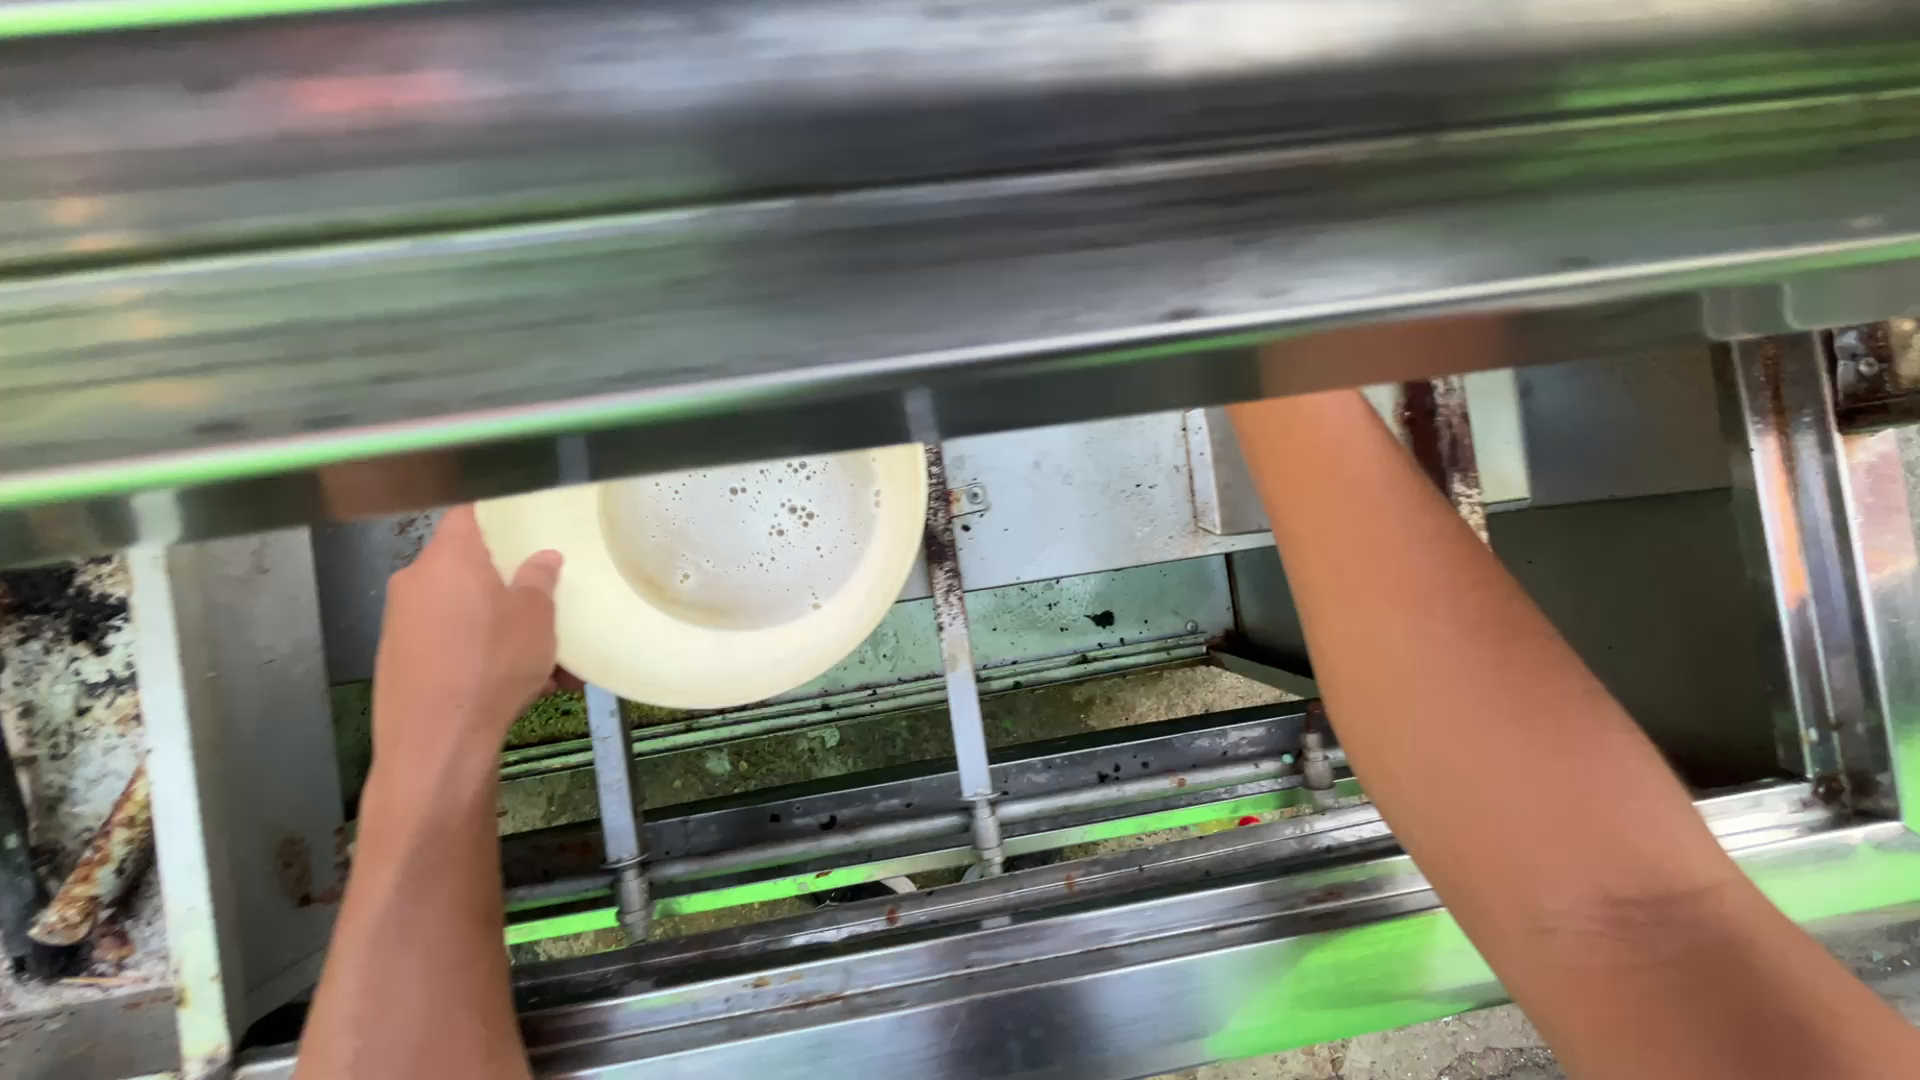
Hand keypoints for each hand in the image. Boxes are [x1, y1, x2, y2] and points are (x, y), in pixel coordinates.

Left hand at [371, 506, 563, 772]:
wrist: (436, 743)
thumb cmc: (491, 664)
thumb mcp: (535, 617)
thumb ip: (539, 580)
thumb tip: (542, 558)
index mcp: (447, 559)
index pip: (469, 512)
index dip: (499, 512)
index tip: (530, 519)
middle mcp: (416, 583)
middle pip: (471, 568)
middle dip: (514, 586)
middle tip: (552, 606)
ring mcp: (403, 624)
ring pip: (468, 612)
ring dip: (509, 628)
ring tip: (552, 664)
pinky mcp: (403, 661)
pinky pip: (455, 643)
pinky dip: (488, 654)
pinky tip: (527, 687)